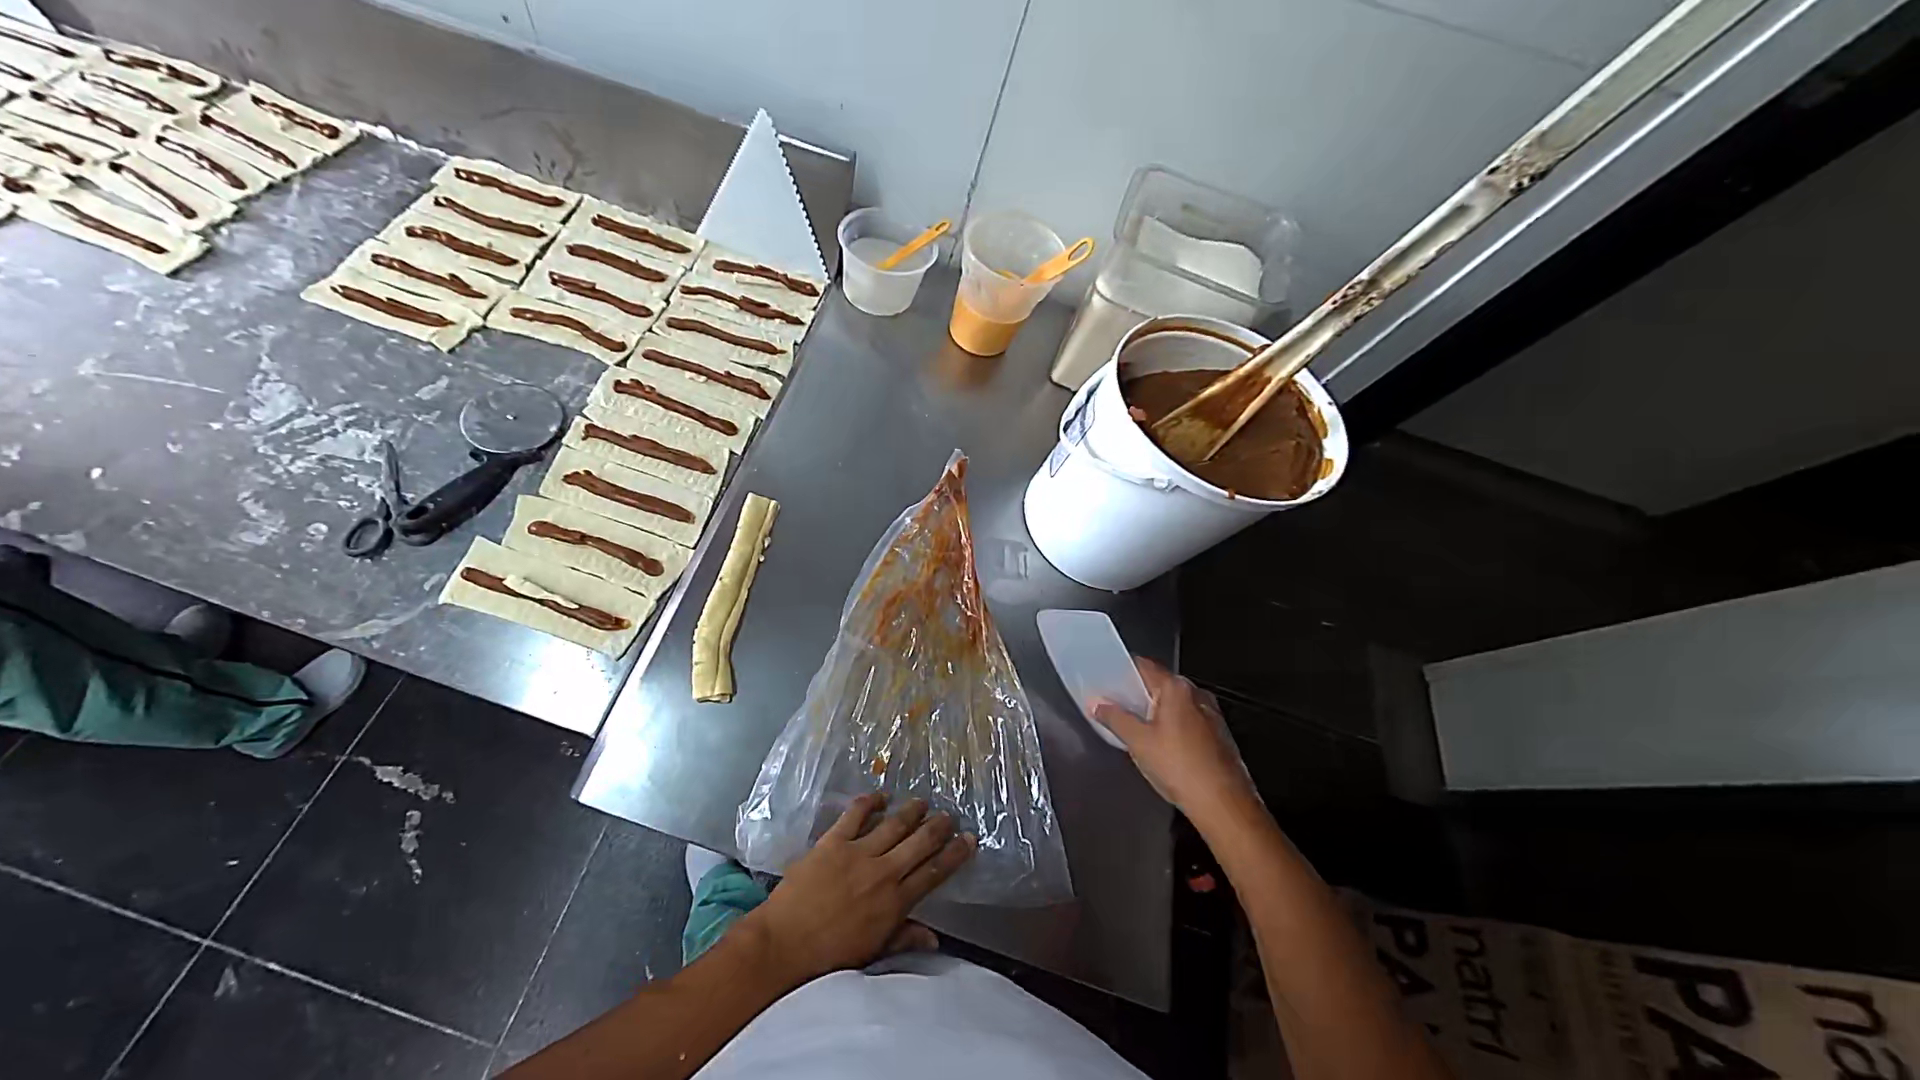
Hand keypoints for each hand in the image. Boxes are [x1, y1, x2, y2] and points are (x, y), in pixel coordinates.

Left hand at [741, 794, 974, 987]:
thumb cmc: (829, 955)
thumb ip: (904, 937)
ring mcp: (858, 853)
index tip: (969, 840)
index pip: (934, 872)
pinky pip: (855, 815)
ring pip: (894, 824)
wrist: (784, 945)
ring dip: (911, 811)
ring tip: (922, 802)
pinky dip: (869, 802)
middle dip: (938, 827)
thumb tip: (934, 938)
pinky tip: (880, 796)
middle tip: (949, 816)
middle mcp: (883, 872)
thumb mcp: (873, 951)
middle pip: (920, 842)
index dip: (955, 854)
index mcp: (895, 901)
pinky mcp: (832, 842)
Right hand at [1094, 657, 1258, 823]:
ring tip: (1135, 733)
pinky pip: (1187, 721)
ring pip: (1173, 705)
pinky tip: (1160, 748)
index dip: (1121, 672)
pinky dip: (1171, 727)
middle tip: (1114, 710)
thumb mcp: (1137, 742)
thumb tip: (1099, 705)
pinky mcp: (1217, 735)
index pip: (1143, 666)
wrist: (1223, 804)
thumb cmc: (1181, 769)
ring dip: (1154, 714)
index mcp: (1176, 688)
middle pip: (1158, 685)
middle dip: (1136, 696)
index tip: (1105, 682)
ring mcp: (1210, 714)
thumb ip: (1114, 718)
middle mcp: (1196, 695)